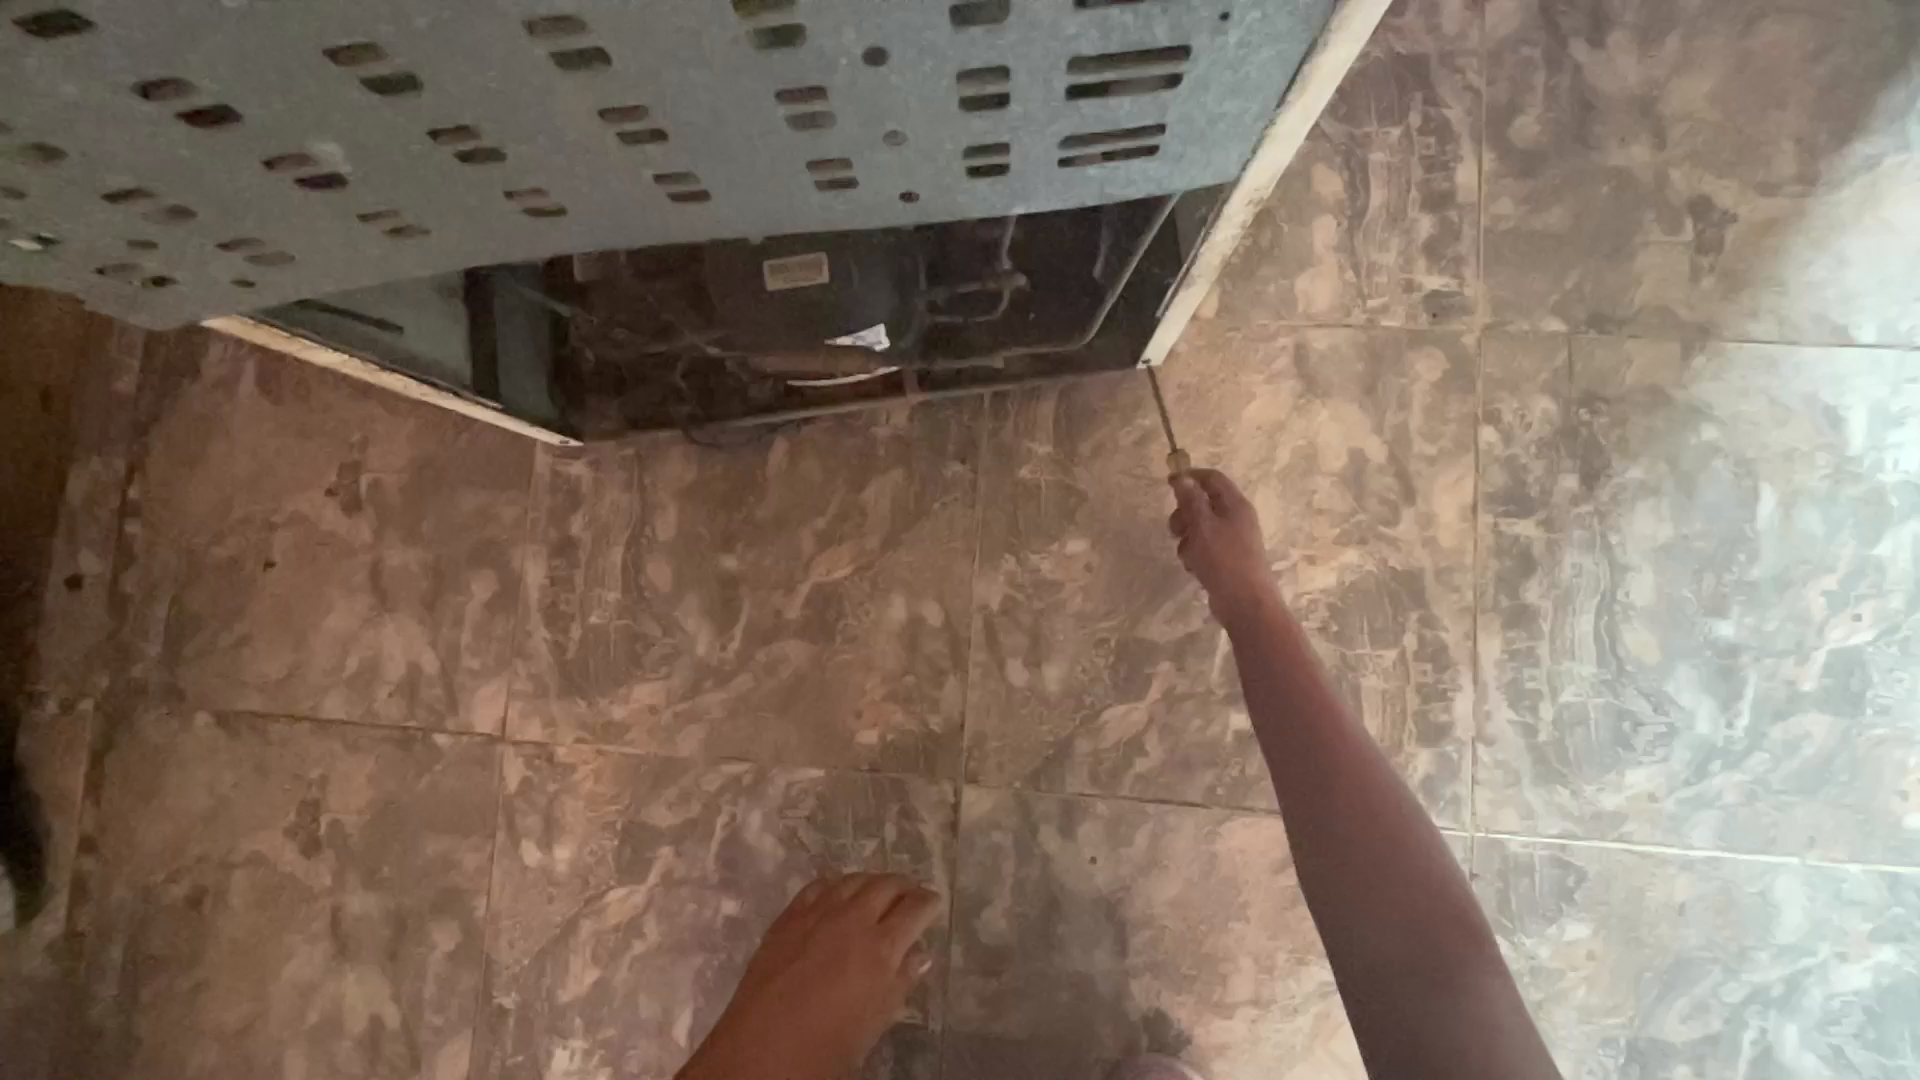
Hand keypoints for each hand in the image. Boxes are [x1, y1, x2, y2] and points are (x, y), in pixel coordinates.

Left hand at [676, 873, 943, 1079]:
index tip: (934, 902)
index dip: (928, 902)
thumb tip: (921, 955)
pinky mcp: (789, 915)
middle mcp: (853, 919)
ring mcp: (818, 912)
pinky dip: (837, 884)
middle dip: (904, 885)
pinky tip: (839, 892)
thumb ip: (900, 982)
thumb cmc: (827, 1047)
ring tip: (879, 889)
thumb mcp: (875, 1021)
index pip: (914, 909)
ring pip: (854, 879)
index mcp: (880, 947)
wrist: (762, 1051)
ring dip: (872, 881)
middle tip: (911, 892)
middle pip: (886, 885)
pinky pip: (820, 886)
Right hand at [1168, 468, 1281, 625]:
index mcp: (1235, 505)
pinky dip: (1194, 554)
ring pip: (1199, 528)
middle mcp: (1235, 518)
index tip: (1168, 483)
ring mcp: (1232, 539)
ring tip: (1188, 555)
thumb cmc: (1224, 560)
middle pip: (1202, 503)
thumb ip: (1191, 501)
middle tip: (1176, 530)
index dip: (1190, 477)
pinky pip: (1203, 547)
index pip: (1212, 478)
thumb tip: (1183, 477)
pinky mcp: (1226, 558)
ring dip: (1187, 538)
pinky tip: (1194, 567)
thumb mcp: (1203, 526)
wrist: (1245, 603)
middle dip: (1184, 515)